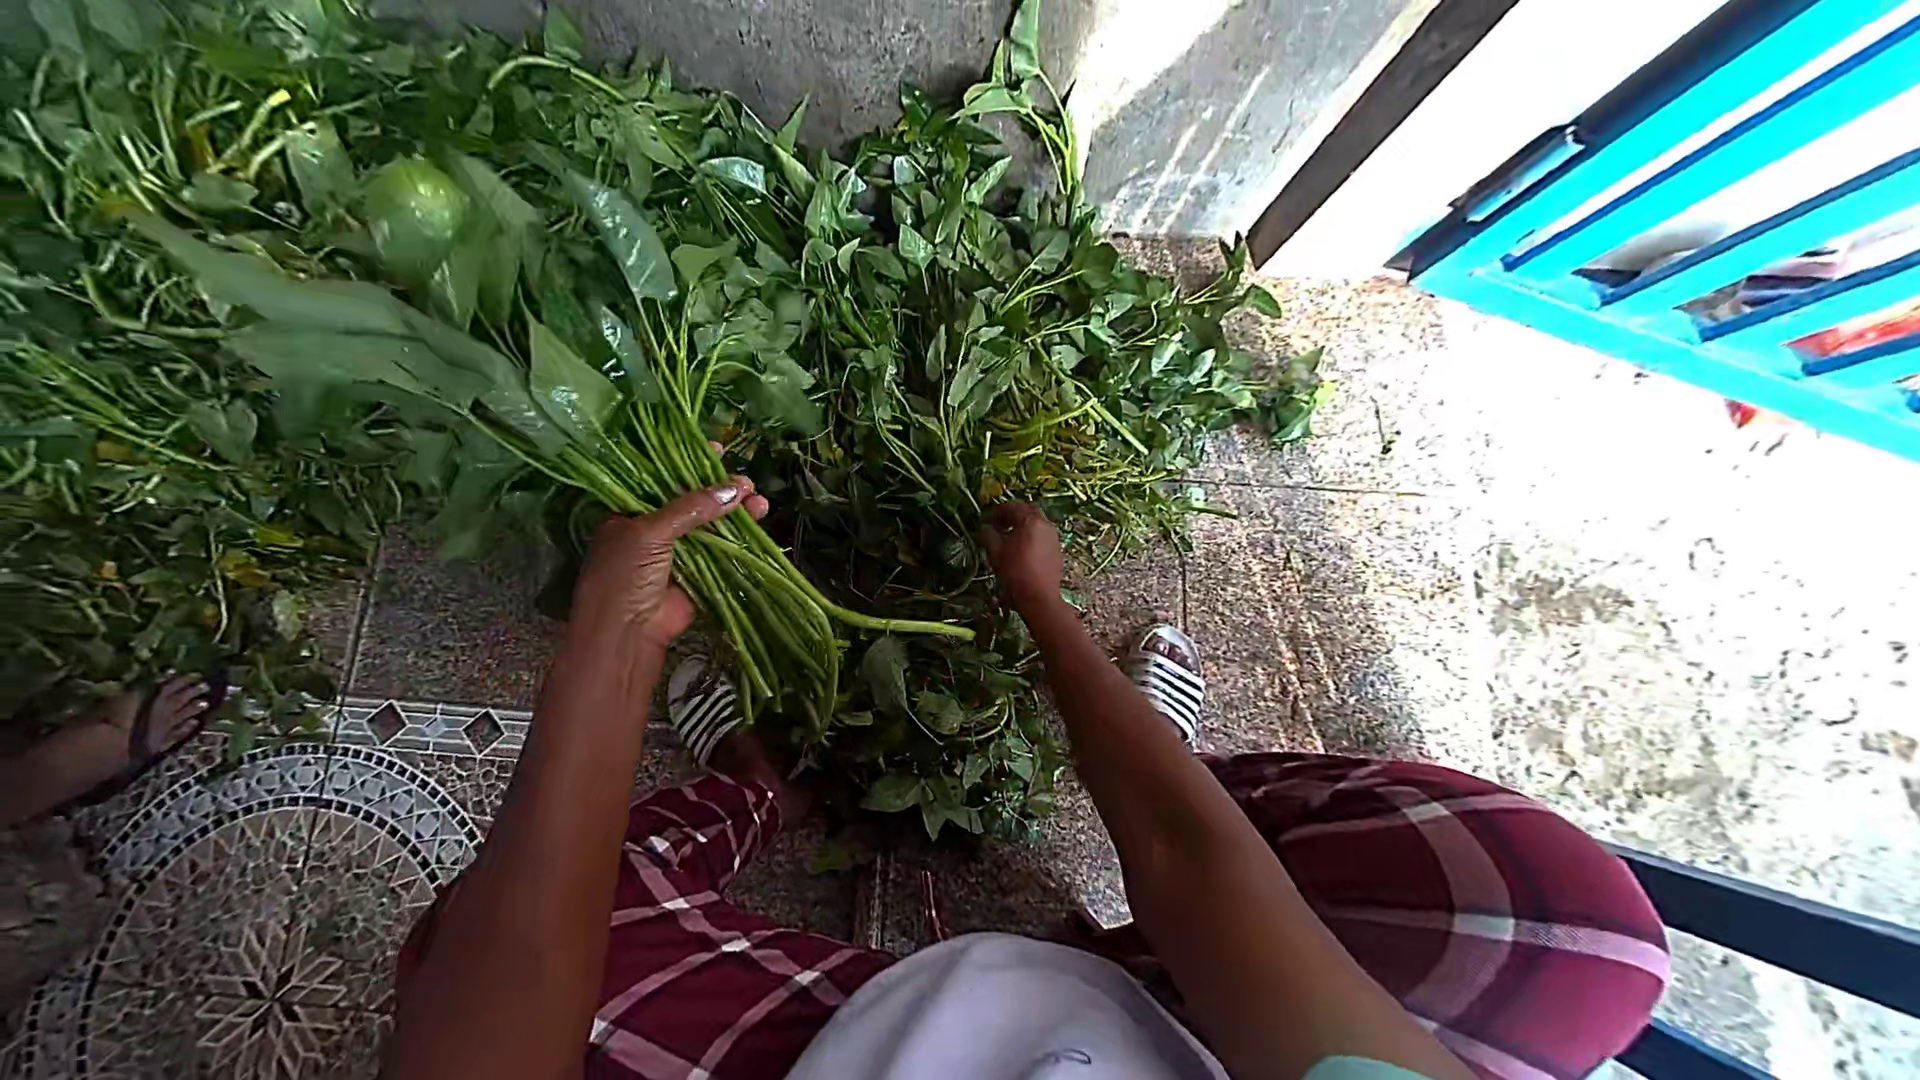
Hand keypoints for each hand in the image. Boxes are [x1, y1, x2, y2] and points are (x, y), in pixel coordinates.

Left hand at [569, 475, 769, 650]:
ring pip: (712, 524)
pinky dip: (742, 535)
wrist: (627, 632)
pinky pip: (724, 548)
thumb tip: (733, 489)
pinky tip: (759, 519)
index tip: (715, 449)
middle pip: (693, 500)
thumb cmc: (624, 575)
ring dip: (736, 511)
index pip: (662, 480)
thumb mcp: (650, 532)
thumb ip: (691, 508)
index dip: (688, 463)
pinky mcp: (700, 571)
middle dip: (719, 489)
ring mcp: (679, 551)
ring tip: (759, 500)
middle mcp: (654, 528)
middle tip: (746, 481)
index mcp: (630, 513)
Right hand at [980, 503, 1063, 613]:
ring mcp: (1053, 537)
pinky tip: (1021, 548)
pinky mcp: (1057, 550)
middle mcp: (1045, 525)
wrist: (1039, 597)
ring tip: (1008, 537)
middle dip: (1013, 515)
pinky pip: (1042, 536)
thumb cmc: (1015, 572)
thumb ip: (989, 535)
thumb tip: (985, 528)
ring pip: (1037, 523)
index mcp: (1030, 521)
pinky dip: (1031, 536)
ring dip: (1022, 525)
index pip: (1012, 507)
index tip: (987, 519)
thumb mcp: (996, 553)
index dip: (997, 512)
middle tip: (999, 523)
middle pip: (1028, 511)